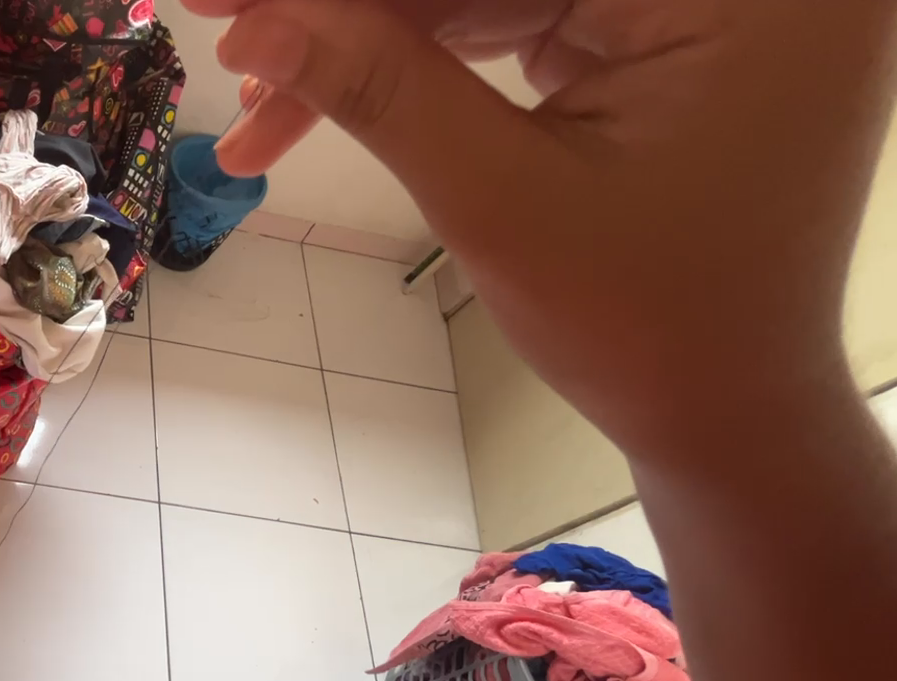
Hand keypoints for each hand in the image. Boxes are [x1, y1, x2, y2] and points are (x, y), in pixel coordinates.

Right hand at [195, 0, 896, 465]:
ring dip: (357, 54)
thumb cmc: (629, 313)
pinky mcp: (644, 29)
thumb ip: (379, 92)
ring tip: (253, 113)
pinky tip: (318, 102)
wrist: (711, 389)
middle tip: (227, 38)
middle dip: (339, 15)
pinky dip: (407, 69)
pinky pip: (499, 25)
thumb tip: (258, 27)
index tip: (222, 0)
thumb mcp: (490, 196)